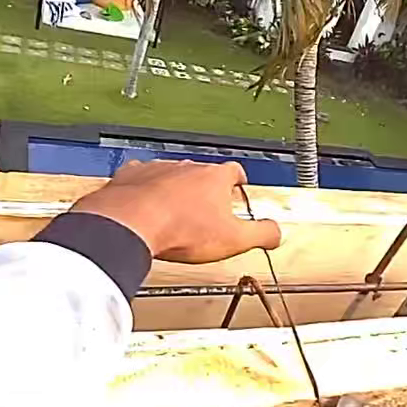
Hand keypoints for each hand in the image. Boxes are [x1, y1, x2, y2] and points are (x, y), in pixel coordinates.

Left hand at [70, 159, 281, 263]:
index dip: (238, 180)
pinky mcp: (130, 176)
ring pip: (171, 174)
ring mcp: (157, 169)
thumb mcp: (234, 239)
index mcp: (215, 177)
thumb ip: (261, 234)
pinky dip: (142, 188)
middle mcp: (187, 167)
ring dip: (174, 189)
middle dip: (205, 189)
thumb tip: (277, 233)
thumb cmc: (181, 230)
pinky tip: (141, 202)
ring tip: (174, 211)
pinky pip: (139, 177)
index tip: (238, 185)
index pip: (234, 171)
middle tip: (206, 210)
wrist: (131, 224)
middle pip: (202, 173)